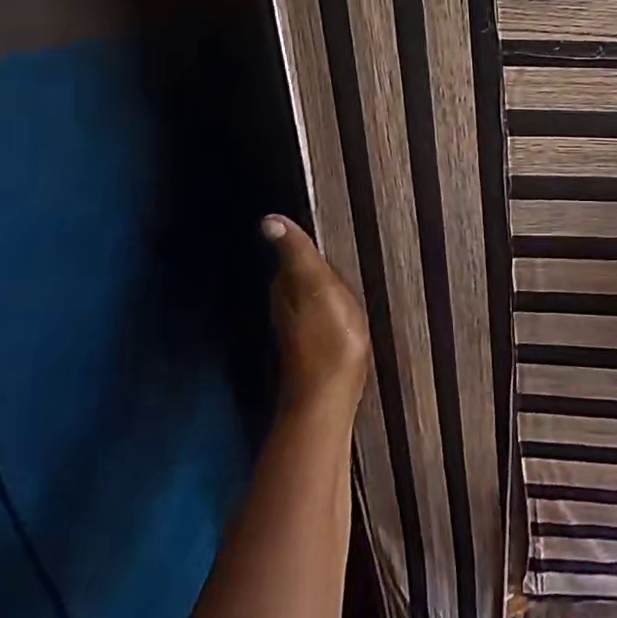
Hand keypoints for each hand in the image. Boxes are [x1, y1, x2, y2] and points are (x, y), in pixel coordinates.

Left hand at [261, 215, 371, 418]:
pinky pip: (320, 318)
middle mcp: (284, 304)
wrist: (327, 398)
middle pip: (303, 275)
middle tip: (345, 263)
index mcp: (286, 285)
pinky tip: (345, 318)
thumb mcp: (317, 286)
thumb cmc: (329, 338)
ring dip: (326, 291)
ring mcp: (296, 328)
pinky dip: (331, 313)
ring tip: (348, 288)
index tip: (333, 238)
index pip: (298, 253)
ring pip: (311, 297)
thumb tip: (268, 219)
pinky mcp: (310, 347)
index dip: (315, 247)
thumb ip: (298, 252)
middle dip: (320, 268)